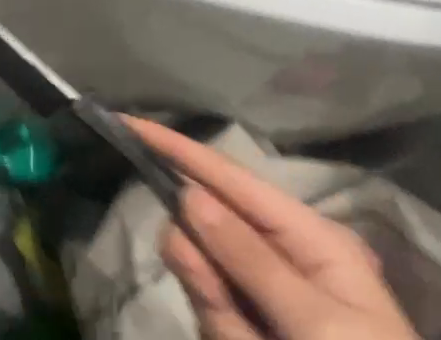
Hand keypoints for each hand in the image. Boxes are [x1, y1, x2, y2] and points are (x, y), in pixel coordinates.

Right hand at [125, 117, 420, 339]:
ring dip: (223, 317)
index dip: (175, 147)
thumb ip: (249, 259)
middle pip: (203, 229)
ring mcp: (261, 289)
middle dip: (205, 273)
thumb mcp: (318, 322)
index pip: (228, 177)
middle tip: (236, 320)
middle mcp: (280, 252)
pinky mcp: (247, 318)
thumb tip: (187, 193)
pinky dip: (226, 334)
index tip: (122, 121)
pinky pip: (209, 312)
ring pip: (200, 275)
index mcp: (309, 237)